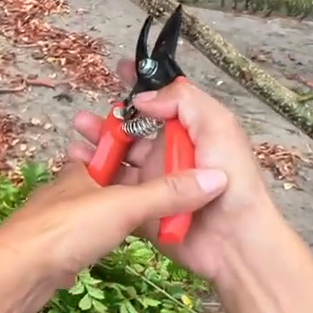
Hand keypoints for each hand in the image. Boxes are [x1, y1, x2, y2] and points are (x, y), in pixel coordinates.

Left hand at [0, 155, 229, 309]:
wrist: (19, 271)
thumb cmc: (65, 229)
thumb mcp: (124, 206)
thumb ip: (166, 194)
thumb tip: (213, 177)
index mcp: (79, 171)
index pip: (108, 152)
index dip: (133, 152)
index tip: (162, 158)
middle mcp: (67, 191)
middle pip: (104, 183)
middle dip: (130, 187)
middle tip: (164, 196)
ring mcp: (59, 221)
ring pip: (94, 212)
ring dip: (117, 216)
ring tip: (149, 223)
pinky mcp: (56, 250)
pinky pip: (85, 239)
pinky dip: (102, 240)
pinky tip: (113, 249)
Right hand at [69, 64, 276, 279]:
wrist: (235, 243)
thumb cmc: (234, 184)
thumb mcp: (218, 127)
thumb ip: (183, 101)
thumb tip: (143, 98)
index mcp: (187, 132)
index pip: (161, 101)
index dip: (140, 84)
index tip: (120, 69)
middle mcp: (168, 154)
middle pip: (130, 130)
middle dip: (107, 120)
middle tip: (84, 117)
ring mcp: (152, 181)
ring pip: (116, 156)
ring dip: (96, 144)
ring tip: (77, 135)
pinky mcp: (140, 208)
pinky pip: (111, 188)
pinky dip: (92, 175)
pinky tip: (77, 165)